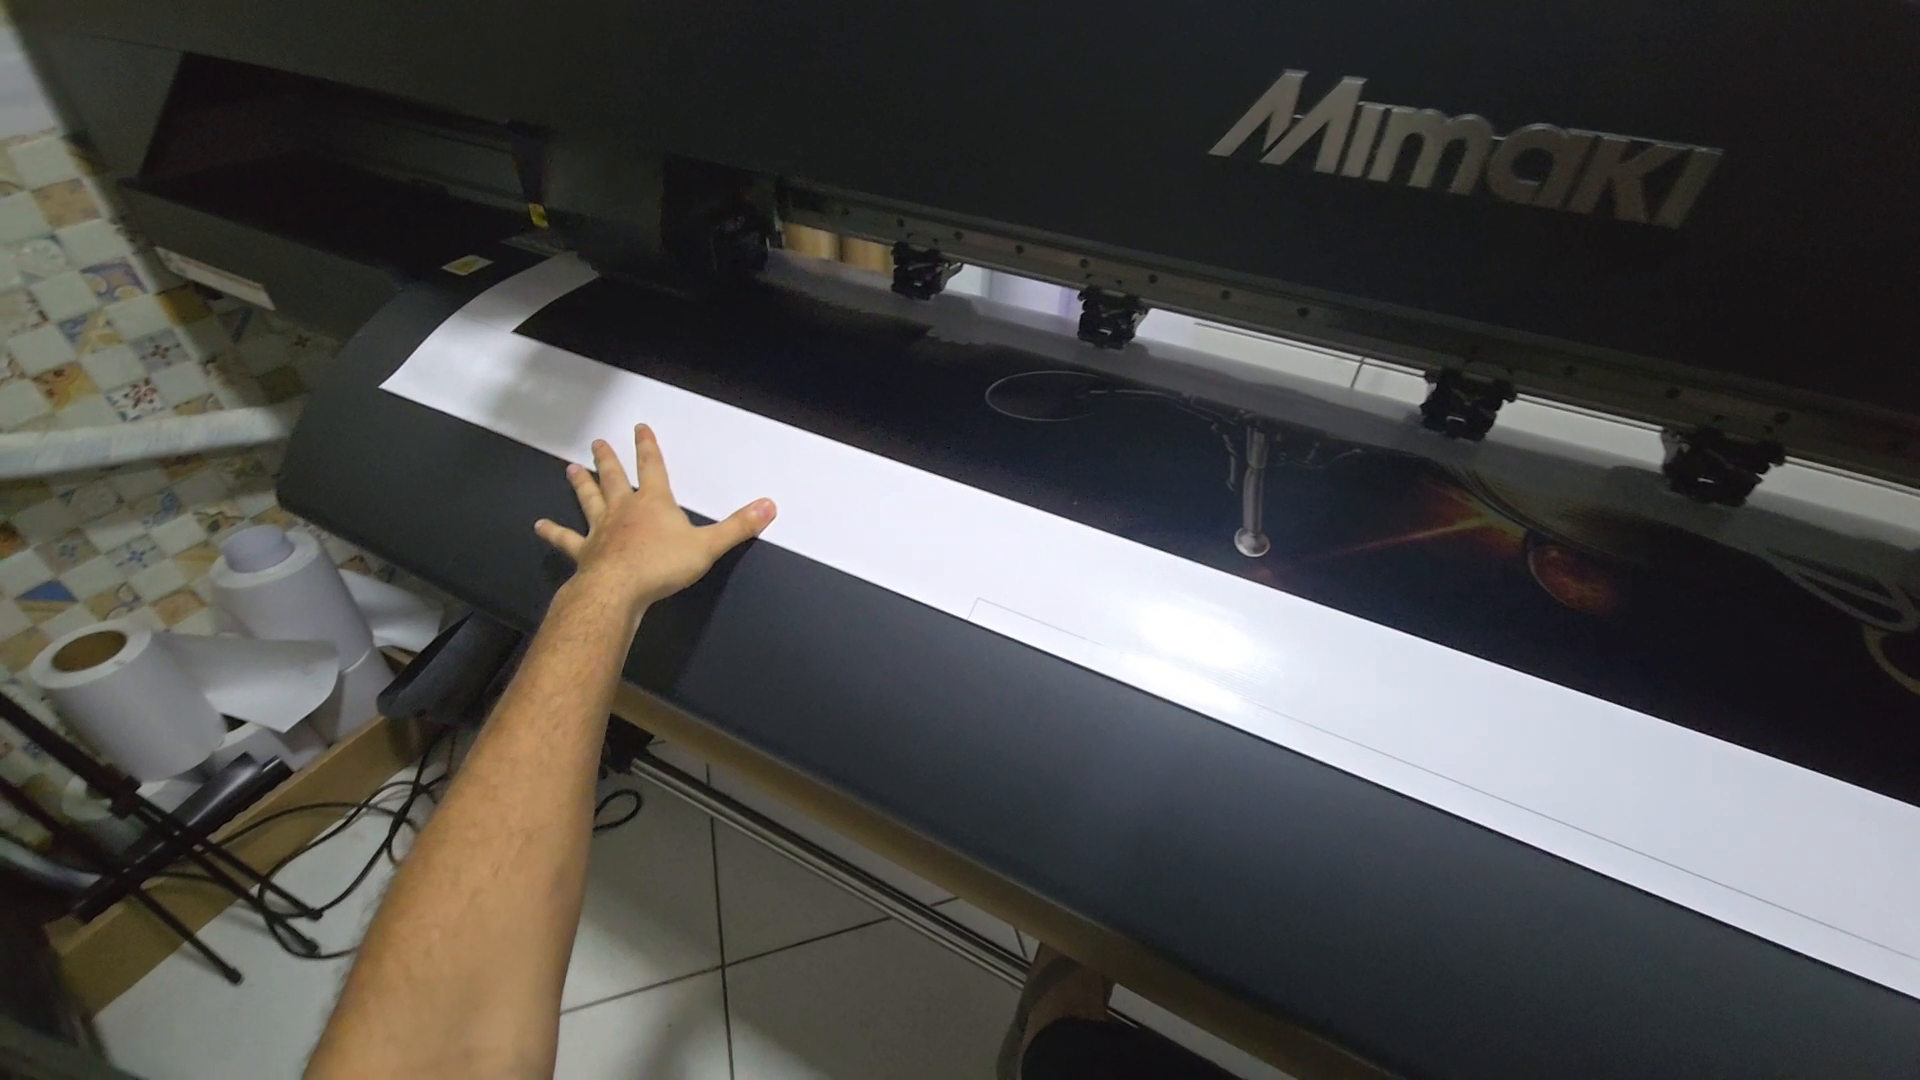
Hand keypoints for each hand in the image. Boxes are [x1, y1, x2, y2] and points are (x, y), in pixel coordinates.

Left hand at [534, 425, 774, 618]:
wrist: (618, 590)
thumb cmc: (663, 565)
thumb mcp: (709, 545)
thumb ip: (738, 526)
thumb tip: (769, 506)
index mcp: (654, 503)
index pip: (652, 467)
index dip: (648, 447)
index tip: (639, 428)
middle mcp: (624, 510)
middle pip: (614, 478)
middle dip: (608, 460)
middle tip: (598, 443)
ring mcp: (600, 530)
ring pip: (589, 501)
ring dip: (581, 484)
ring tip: (570, 469)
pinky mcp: (585, 552)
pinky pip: (566, 539)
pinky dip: (553, 532)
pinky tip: (540, 525)